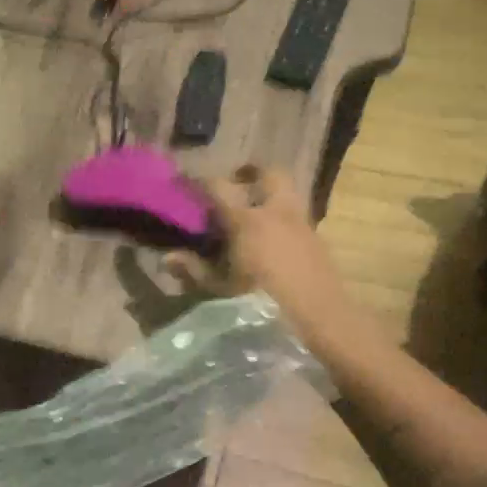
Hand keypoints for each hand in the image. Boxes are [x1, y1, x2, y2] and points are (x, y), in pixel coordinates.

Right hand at [167, 165, 365, 350]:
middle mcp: (276, 211)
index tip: (186, 182)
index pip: (219, 187)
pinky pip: (297, 215)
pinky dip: (283, 216)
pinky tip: (275, 236)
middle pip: (268, 173)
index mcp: (247, 220)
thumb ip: (194, 270)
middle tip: (238, 180)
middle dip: (252, 172)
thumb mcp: (221, 288)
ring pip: (288, 191)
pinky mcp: (317, 237)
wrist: (317, 314)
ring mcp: (301, 222)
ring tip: (257, 208)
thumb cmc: (261, 302)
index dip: (199, 181)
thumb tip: (169, 257)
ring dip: (272, 192)